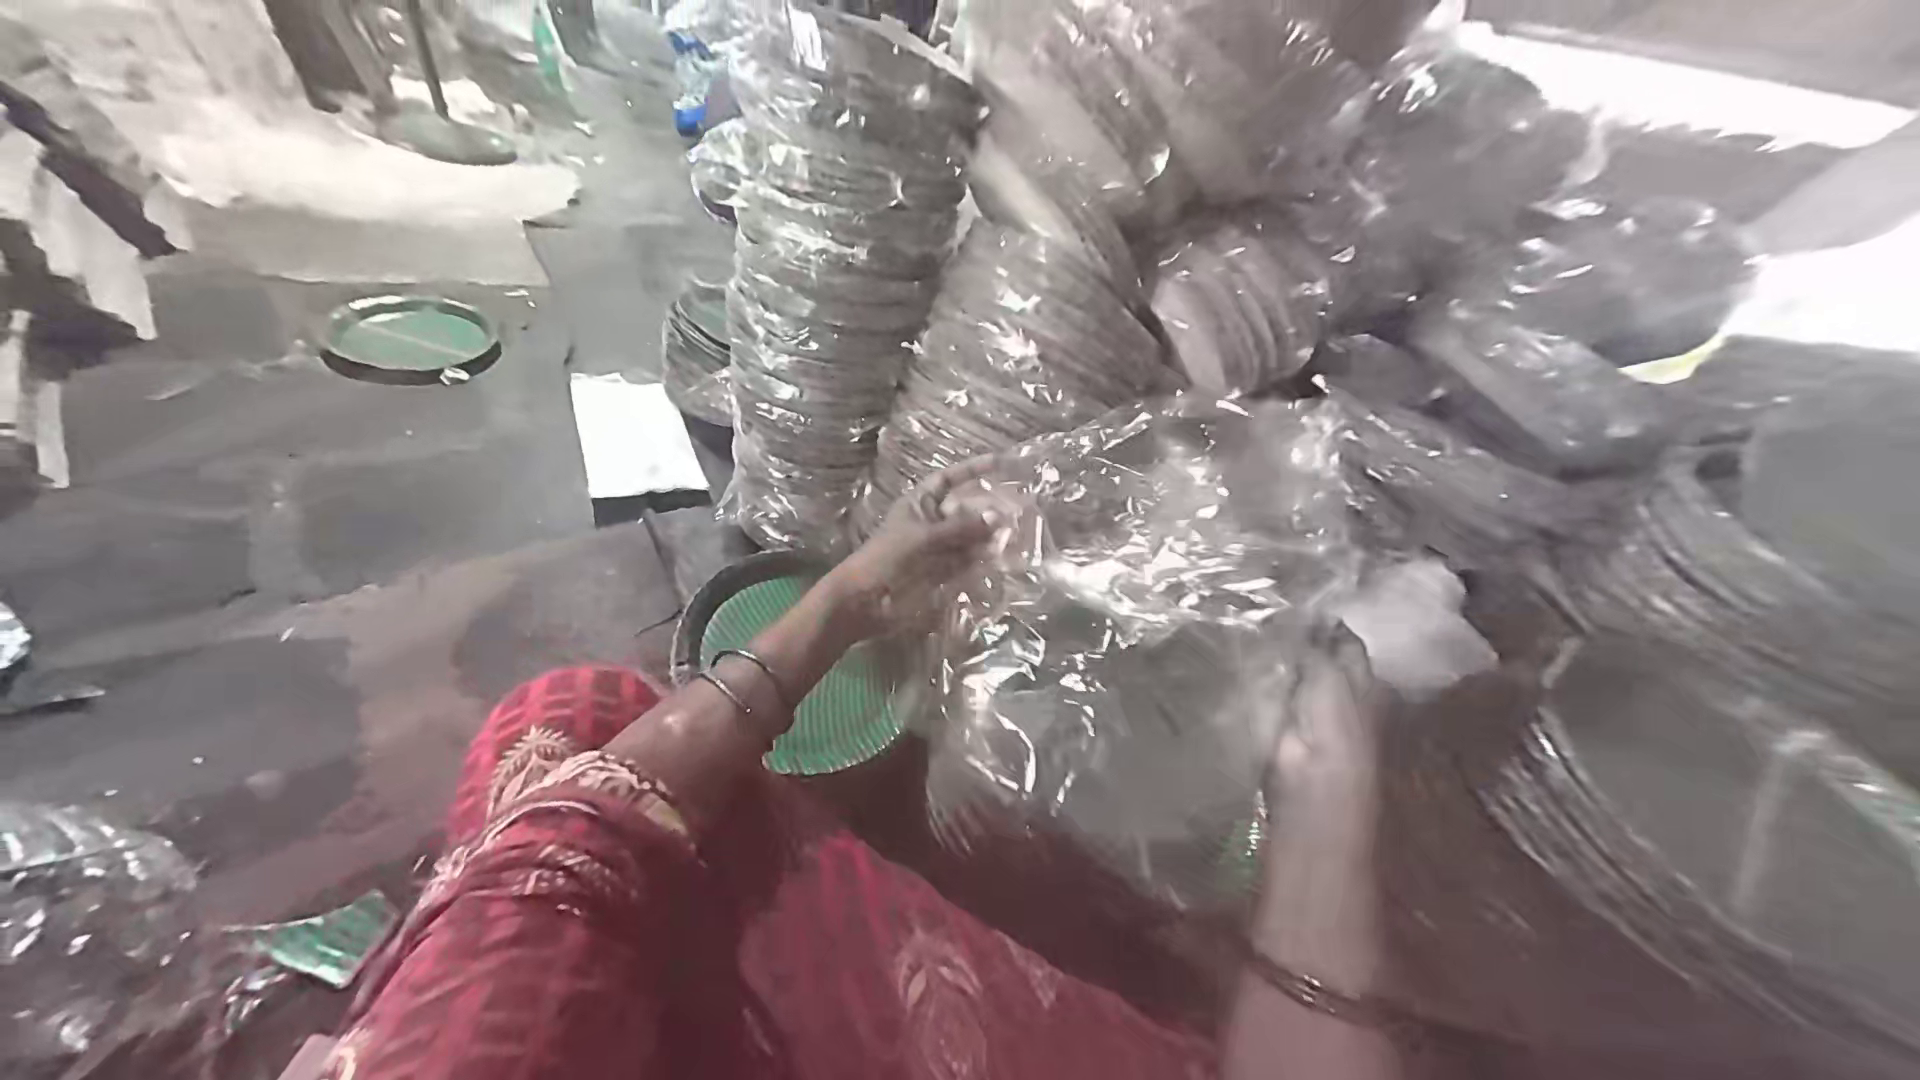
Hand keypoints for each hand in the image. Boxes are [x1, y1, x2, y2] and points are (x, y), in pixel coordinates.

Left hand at [824, 458, 1001, 639]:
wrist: (866, 599)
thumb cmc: (888, 557)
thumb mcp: (925, 537)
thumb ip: (961, 528)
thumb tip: (998, 516)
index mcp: (920, 503)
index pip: (949, 479)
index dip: (972, 469)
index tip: (998, 462)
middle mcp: (931, 522)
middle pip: (964, 510)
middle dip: (987, 511)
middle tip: (1016, 511)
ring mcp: (937, 547)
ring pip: (968, 537)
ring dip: (987, 537)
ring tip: (1012, 536)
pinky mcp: (941, 572)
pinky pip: (966, 560)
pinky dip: (981, 559)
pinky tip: (999, 557)